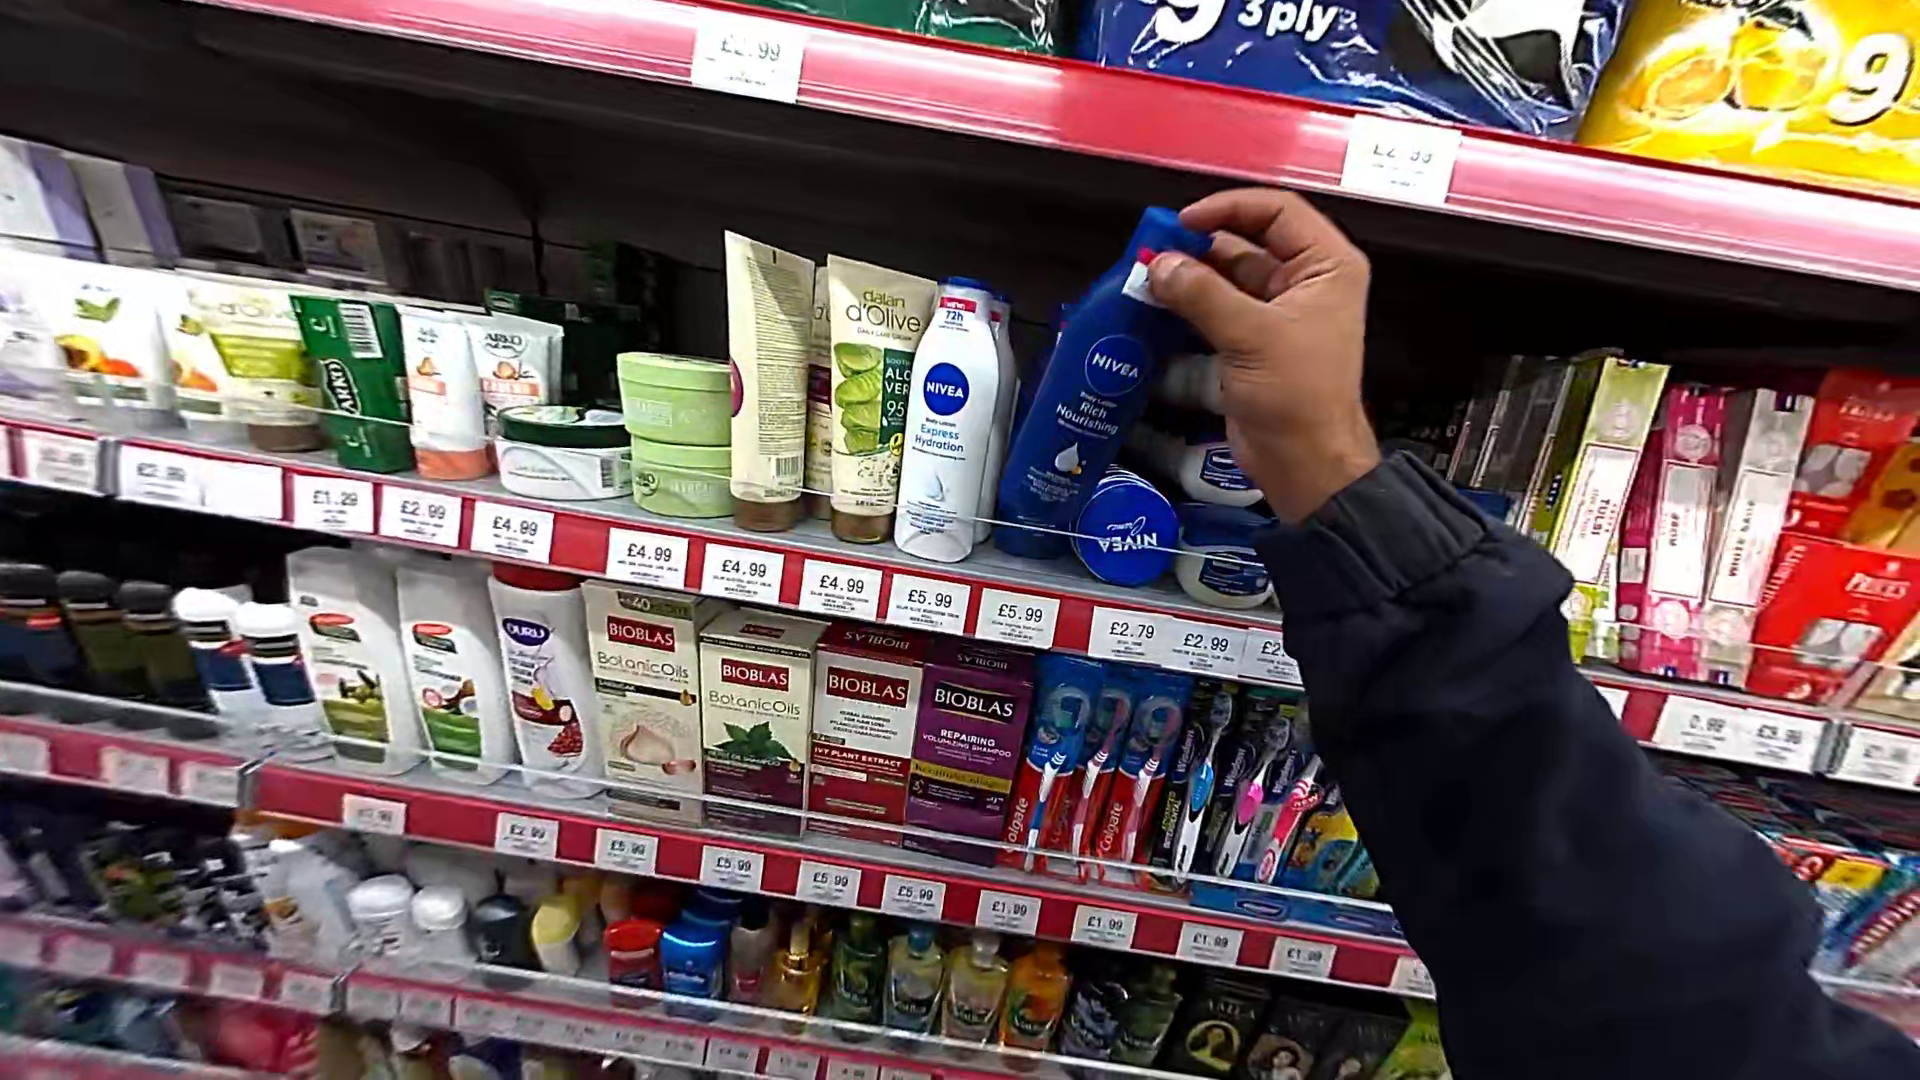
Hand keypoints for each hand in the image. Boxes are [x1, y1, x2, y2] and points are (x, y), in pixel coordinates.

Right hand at [1148, 188, 1379, 522]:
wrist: (1300, 459)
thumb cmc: (1296, 394)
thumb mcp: (1251, 336)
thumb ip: (1203, 296)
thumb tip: (1159, 265)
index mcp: (1323, 266)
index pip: (1276, 213)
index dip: (1228, 209)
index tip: (1182, 222)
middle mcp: (1300, 284)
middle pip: (1244, 247)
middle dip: (1198, 250)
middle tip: (1153, 257)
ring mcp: (1272, 317)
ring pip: (1224, 283)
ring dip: (1187, 282)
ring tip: (1148, 283)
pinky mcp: (1248, 346)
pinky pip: (1213, 316)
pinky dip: (1186, 312)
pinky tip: (1157, 312)